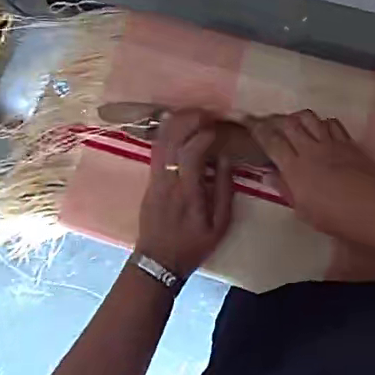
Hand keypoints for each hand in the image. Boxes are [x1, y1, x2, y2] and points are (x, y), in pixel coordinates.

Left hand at [135, 109, 234, 277]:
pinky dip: (167, 134)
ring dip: (176, 124)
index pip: (191, 153)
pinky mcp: (148, 181)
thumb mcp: (220, 224)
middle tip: (206, 113)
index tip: (217, 129)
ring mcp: (154, 179)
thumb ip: (225, 190)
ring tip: (194, 115)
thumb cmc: (193, 245)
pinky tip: (178, 127)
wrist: (158, 261)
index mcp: (188, 193)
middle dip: (187, 121)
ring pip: (160, 142)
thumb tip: (226, 158)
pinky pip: (156, 150)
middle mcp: (167, 181)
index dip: (204, 136)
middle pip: (171, 140)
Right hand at [245, 111, 374, 242]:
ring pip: (310, 118)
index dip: (258, 129)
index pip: (271, 141)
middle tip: (270, 122)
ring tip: (294, 122)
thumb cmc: (333, 217)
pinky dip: (322, 122)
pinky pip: (333, 123)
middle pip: (289, 123)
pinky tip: (321, 129)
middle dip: (276, 119)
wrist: (371, 210)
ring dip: (298, 117)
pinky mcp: (349, 143)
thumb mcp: (302, 209)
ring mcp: (331, 143)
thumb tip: (268, 174)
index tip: (249, 122)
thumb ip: (284, 188)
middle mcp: (310, 149)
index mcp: (294, 167)